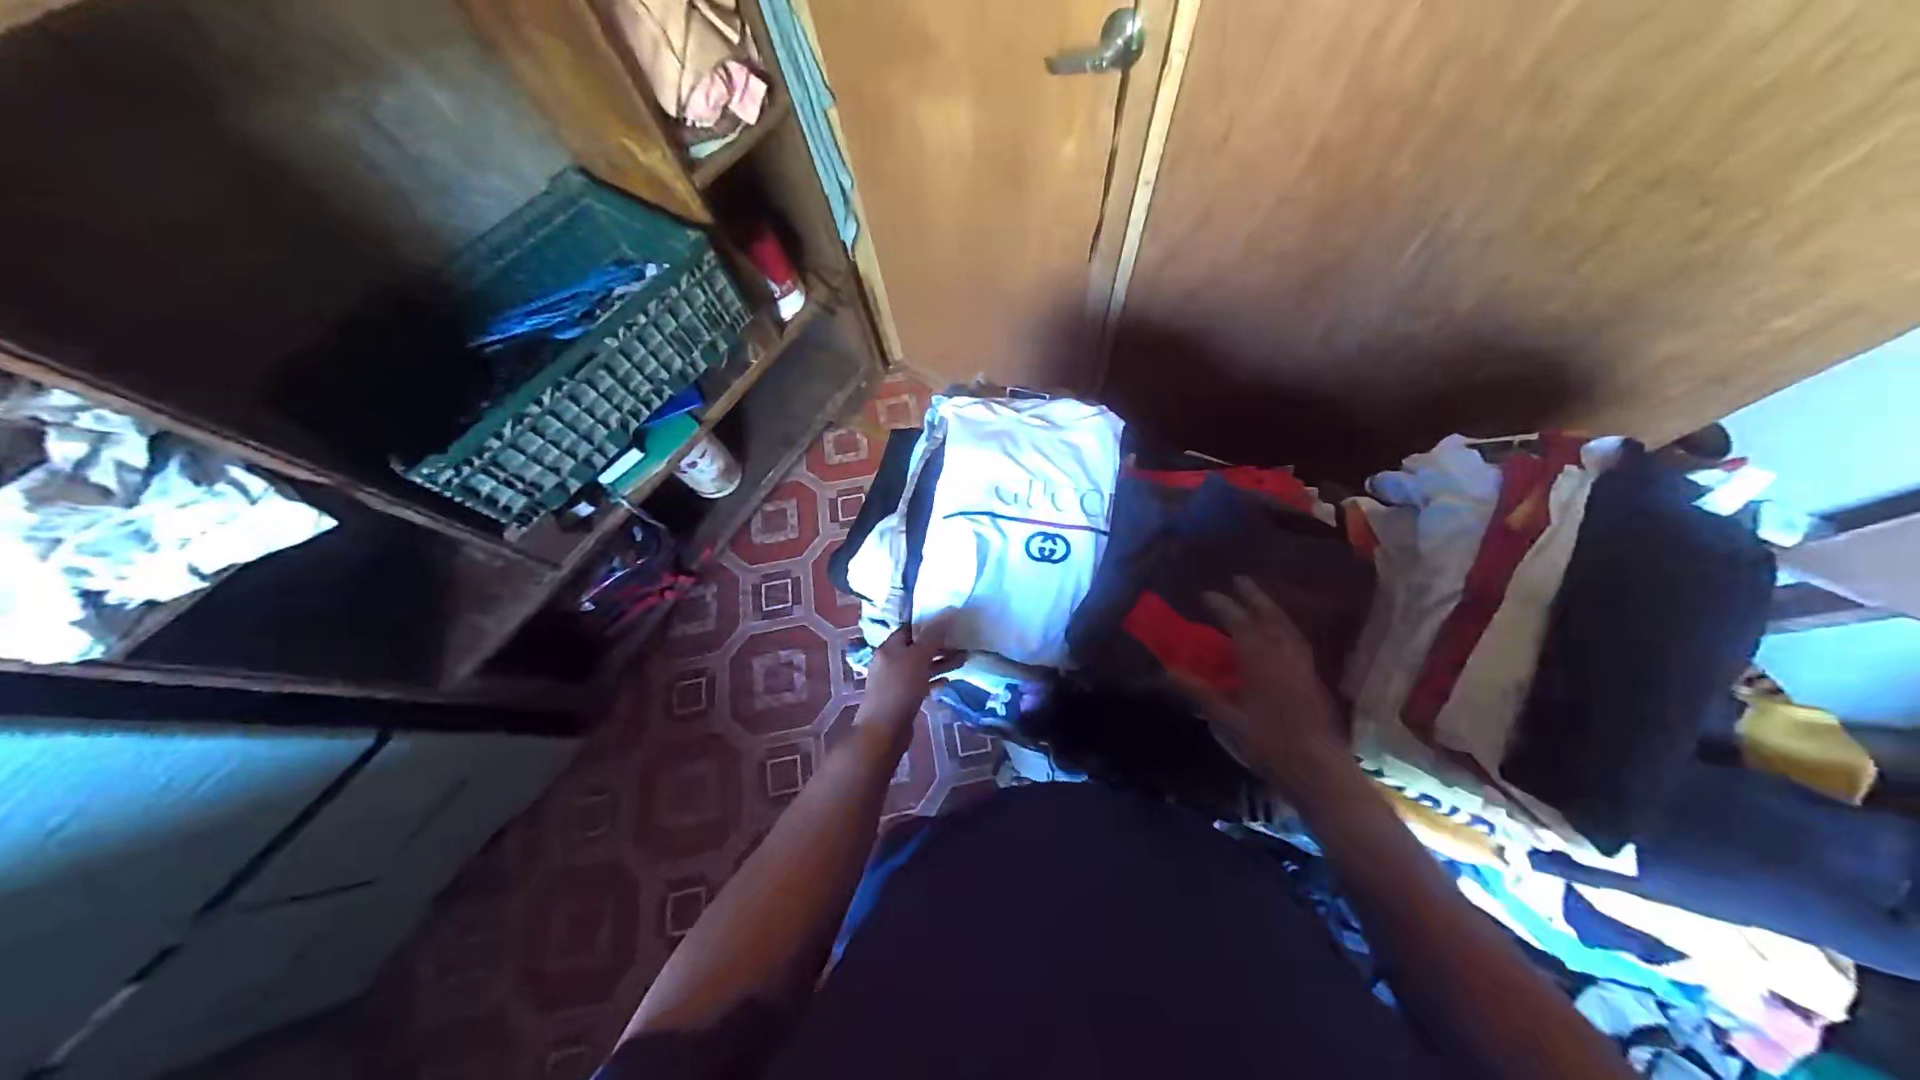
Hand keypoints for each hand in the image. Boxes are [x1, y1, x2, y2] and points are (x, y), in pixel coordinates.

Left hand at [855, 622, 963, 734]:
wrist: (884, 730)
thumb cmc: (900, 688)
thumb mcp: (918, 657)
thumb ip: (932, 636)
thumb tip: (947, 612)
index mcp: (889, 647)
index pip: (909, 628)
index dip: (927, 624)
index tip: (948, 623)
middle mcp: (890, 661)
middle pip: (917, 648)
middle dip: (939, 645)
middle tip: (961, 642)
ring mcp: (896, 681)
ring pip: (921, 666)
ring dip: (941, 663)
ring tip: (964, 660)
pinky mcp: (903, 698)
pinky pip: (921, 683)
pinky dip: (934, 680)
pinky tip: (949, 681)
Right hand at [1178, 577, 1347, 791]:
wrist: (1317, 766)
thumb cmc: (1268, 743)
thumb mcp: (1228, 718)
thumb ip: (1199, 691)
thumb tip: (1166, 671)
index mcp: (1259, 660)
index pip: (1238, 622)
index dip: (1222, 605)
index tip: (1206, 594)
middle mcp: (1283, 654)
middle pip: (1268, 615)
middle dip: (1253, 596)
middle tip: (1239, 580)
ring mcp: (1302, 663)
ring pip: (1287, 625)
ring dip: (1271, 608)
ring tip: (1258, 599)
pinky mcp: (1313, 676)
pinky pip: (1297, 639)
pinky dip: (1285, 626)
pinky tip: (1281, 631)